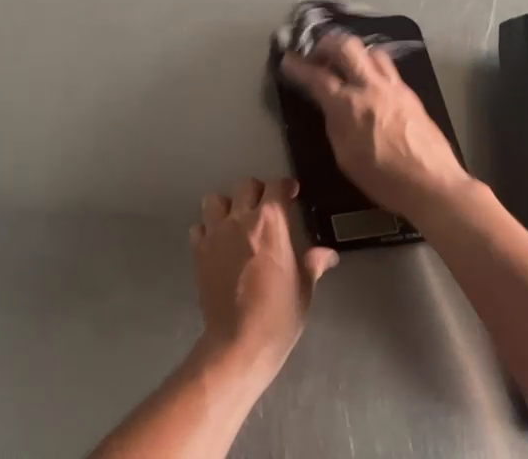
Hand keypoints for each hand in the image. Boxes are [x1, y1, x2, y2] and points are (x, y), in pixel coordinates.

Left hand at [192, 177, 337, 373]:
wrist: (239, 340)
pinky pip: (200, 227)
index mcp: (270, 222)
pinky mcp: (199, 251)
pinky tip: (218, 243)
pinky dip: (208, 229)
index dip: (285, 186)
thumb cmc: (279, 314)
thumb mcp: (304, 287)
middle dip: (258, 191)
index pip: (276, 187)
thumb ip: (313, 263)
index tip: (291, 192)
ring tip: (237, 220)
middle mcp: (240, 219)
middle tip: (267, 206)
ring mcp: (215, 233)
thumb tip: (329, 255)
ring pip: (215, 200)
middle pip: (245, 186)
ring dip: (227, 205)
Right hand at [279, 33, 471, 218]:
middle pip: (345, 46)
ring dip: (353, 53)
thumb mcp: (344, 156)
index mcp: (348, 105)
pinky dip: (372, 67)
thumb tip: (331, 107)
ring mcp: (394, 87)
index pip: (316, 76)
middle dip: (326, 44)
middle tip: (318, 55)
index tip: (287, 60)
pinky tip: (369, 84)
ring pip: (371, 51)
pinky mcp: (411, 94)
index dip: (297, 66)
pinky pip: (388, 69)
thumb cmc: (383, 179)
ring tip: (346, 66)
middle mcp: (371, 87)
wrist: (433, 184)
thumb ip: (334, 125)